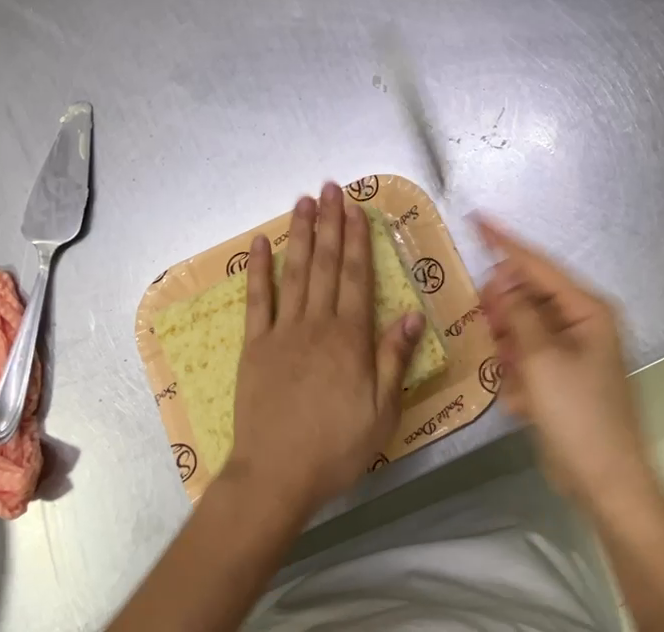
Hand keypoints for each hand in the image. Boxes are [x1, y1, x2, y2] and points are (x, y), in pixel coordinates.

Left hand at [226, 183, 427, 513]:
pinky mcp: (254, 346)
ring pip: (295, 272)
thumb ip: (393, 358)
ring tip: (304, 201)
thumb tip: (410, 314)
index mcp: (351, 338)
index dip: (357, 239)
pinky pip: (257, 300)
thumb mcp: (382, 411)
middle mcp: (317, 324)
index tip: (356, 207)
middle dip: (330, 223)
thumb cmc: (336, 447)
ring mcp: (282, 332)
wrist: (275, 476)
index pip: (356, 276)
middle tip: (330, 188)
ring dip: (300, 234)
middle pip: (326, 264)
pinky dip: (259, 270)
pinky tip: (260, 244)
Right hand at [475, 215, 653, 506]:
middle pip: (528, 298)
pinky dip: (519, 378)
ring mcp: (572, 352)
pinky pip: (527, 361)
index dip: (504, 244)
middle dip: (505, 314)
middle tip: (489, 330)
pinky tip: (522, 403)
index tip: (477, 219)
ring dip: (510, 352)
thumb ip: (519, 312)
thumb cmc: (578, 416)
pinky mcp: (561, 379)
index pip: (538, 265)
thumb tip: (504, 275)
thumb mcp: (542, 360)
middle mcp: (582, 324)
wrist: (605, 483)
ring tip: (510, 376)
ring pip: (523, 331)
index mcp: (587, 310)